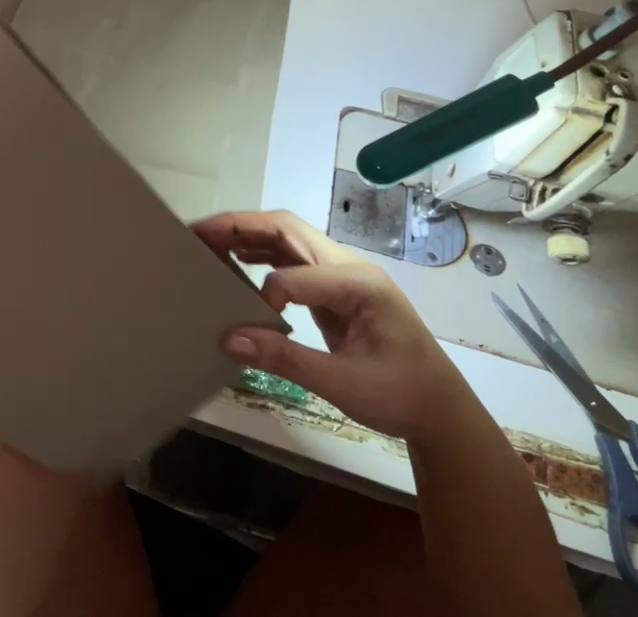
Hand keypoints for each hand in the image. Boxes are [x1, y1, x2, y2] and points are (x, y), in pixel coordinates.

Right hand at [192, 210, 476, 443]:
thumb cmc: (400, 395)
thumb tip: (229, 339)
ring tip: (206, 240)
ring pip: (288, 239)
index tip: (249, 325)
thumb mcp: (343, 384)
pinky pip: (292, 260)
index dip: (267, 293)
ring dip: (248, 235)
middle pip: (288, 229)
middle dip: (241, 226)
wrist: (440, 411)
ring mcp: (342, 276)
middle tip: (197, 232)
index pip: (296, 273)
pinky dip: (261, 254)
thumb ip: (285, 359)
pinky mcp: (334, 290)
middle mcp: (349, 267)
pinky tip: (237, 259)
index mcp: (359, 283)